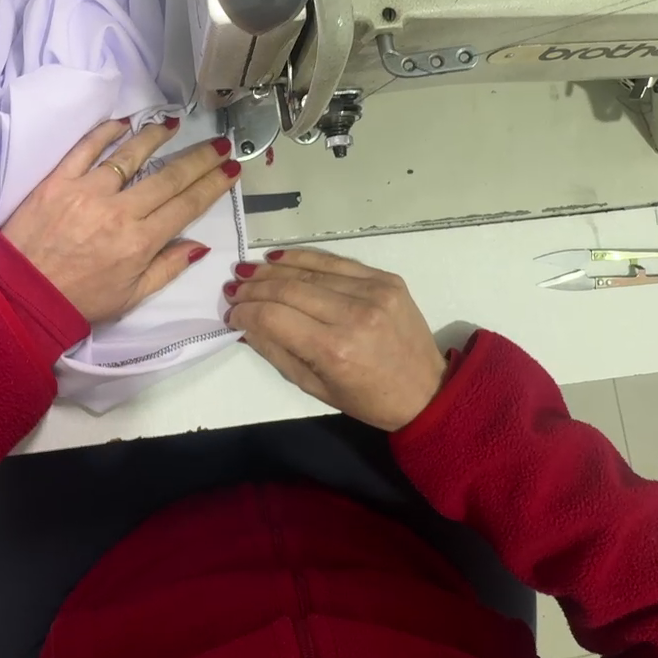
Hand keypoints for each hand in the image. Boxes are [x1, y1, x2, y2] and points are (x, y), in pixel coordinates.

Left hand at [2, 117, 241, 322]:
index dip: (213, 184)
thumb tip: (198, 245)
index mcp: (140, 242)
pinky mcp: (58, 180)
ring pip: (130, 155)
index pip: (187, 205)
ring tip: (174, 125)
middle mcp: (119, 211)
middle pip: (169, 176)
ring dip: (156, 137)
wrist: (19, 297)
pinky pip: (86, 148)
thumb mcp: (131, 297)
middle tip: (218, 143)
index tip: (230, 168)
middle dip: (199, 158)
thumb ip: (167, 268)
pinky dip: (106, 131)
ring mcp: (88, 191)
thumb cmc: (79, 301)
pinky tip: (124, 123)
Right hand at [223, 249, 447, 431]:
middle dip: (254, 288)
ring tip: (248, 271)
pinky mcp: (386, 279)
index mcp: (335, 350)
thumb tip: (243, 323)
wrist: (427, 390)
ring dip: (272, 270)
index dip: (246, 311)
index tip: (230, 311)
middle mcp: (353, 315)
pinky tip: (279, 258)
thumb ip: (276, 352)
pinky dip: (304, 258)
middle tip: (232, 287)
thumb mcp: (315, 388)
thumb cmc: (368, 399)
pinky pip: (336, 262)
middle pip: (288, 290)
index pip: (274, 317)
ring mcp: (373, 292)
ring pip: (309, 272)